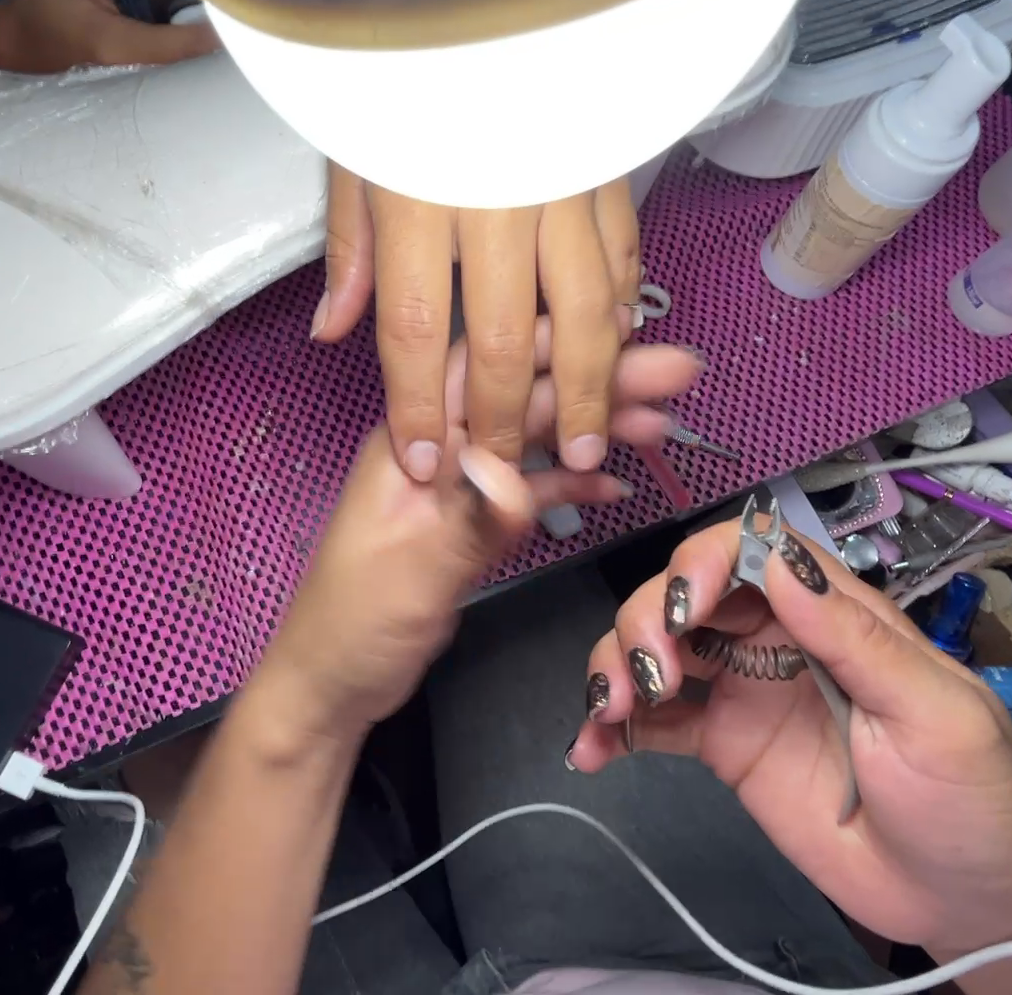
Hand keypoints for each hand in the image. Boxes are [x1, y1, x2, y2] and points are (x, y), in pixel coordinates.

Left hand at [264, 333, 700, 739]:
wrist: (334, 681)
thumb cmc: (356, 624)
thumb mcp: (413, 572)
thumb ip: (470, 518)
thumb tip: (520, 472)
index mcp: (412, 438)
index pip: (486, 367)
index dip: (554, 342)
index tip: (624, 331)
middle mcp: (439, 446)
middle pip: (523, 396)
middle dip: (597, 380)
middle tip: (676, 372)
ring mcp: (460, 483)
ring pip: (534, 440)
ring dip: (594, 428)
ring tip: (664, 420)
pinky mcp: (475, 522)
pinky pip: (530, 490)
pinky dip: (571, 484)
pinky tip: (616, 483)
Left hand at [313, 163, 642, 481]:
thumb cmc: (402, 71)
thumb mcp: (354, 151)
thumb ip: (351, 249)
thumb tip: (334, 332)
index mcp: (418, 200)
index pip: (416, 332)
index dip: (419, 408)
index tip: (425, 462)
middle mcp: (494, 204)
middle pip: (507, 339)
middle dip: (507, 418)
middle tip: (509, 471)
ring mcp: (560, 189)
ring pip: (583, 311)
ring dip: (586, 388)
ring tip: (586, 444)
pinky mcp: (605, 171)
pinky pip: (622, 257)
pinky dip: (621, 310)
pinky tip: (617, 349)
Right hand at [569, 516, 1011, 956]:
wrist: (958, 905)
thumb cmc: (969, 801)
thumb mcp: (934, 716)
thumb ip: (857, 640)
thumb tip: (782, 563)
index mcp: (828, 615)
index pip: (753, 552)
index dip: (705, 560)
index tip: (685, 607)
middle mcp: (772, 640)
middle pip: (685, 595)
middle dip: (648, 619)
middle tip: (652, 676)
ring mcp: (738, 690)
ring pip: (655, 648)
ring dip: (617, 664)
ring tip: (611, 709)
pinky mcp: (718, 743)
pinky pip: (652, 724)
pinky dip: (611, 731)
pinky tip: (589, 751)